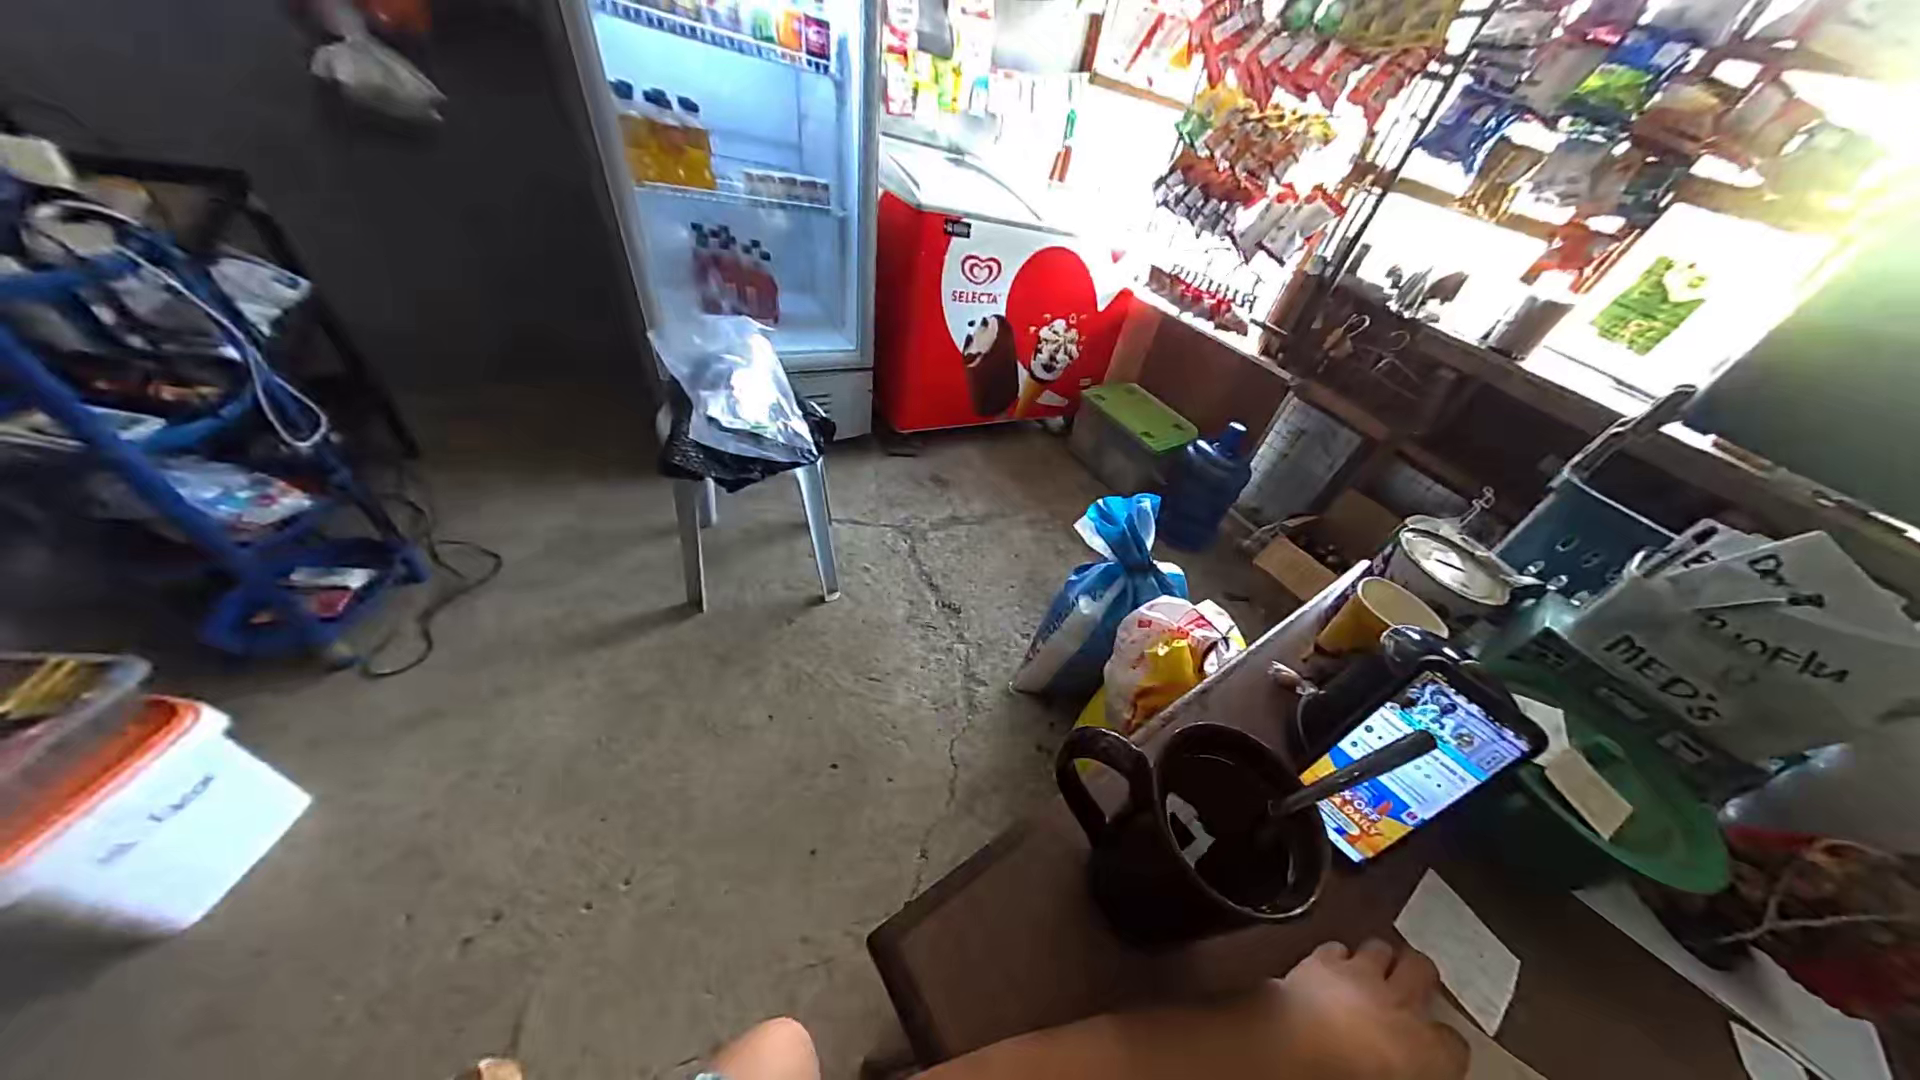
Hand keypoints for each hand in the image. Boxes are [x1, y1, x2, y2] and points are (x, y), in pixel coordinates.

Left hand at [1266, 938, 1470, 1079]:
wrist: (1298, 1050)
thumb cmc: (1348, 1079)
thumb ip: (1408, 1070)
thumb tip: (1403, 1067)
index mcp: (1428, 1050)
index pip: (1454, 1043)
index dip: (1445, 1044)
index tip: (1438, 1047)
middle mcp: (1398, 1003)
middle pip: (1422, 970)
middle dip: (1419, 973)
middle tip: (1413, 982)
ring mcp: (1358, 974)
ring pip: (1379, 948)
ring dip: (1378, 958)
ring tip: (1372, 970)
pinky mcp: (1321, 959)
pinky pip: (1336, 948)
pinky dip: (1337, 957)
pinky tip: (1332, 967)